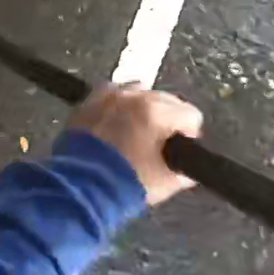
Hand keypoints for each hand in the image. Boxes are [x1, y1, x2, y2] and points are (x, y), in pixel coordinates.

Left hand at [69, 84, 202, 204]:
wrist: (82, 182)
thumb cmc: (126, 182)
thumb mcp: (169, 180)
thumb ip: (186, 167)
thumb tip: (187, 163)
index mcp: (156, 112)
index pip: (191, 114)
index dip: (190, 134)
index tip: (182, 147)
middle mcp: (131, 96)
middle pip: (165, 99)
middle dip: (168, 119)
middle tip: (160, 142)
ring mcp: (107, 96)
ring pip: (137, 92)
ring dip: (143, 108)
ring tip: (138, 131)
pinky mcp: (87, 101)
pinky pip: (111, 94)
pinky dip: (118, 105)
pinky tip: (117, 122)